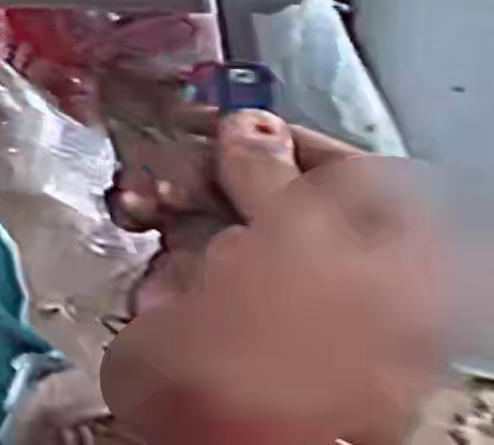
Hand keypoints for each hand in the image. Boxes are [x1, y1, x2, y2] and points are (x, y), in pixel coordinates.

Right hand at [103, 110, 441, 444]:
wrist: (202, 404)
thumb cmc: (275, 331)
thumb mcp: (292, 242)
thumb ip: (273, 174)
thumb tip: (250, 122)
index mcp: (389, 258)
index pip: (360, 173)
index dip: (298, 141)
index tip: (236, 119)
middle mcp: (328, 257)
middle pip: (274, 177)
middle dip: (217, 159)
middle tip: (178, 151)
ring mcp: (259, 266)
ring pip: (214, 192)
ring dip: (171, 179)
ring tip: (147, 193)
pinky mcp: (199, 271)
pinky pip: (175, 218)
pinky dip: (148, 205)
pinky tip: (135, 210)